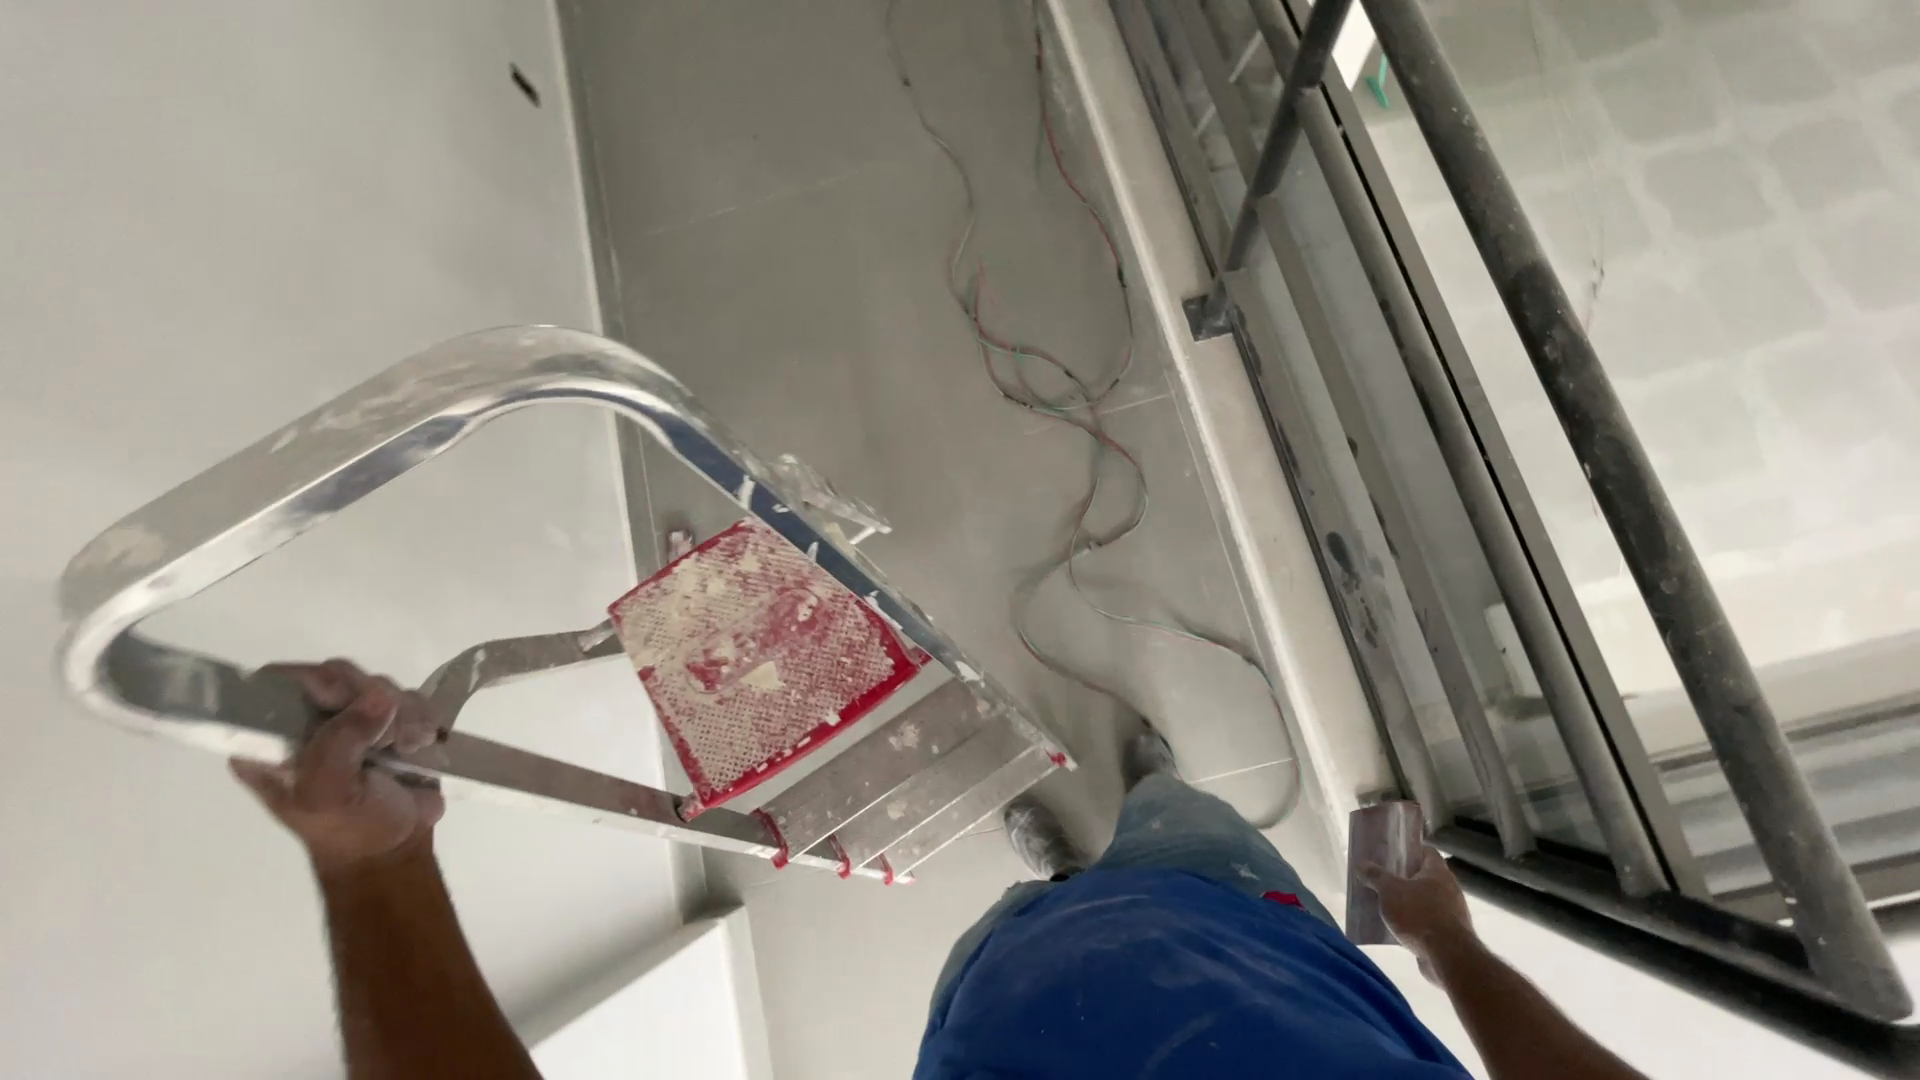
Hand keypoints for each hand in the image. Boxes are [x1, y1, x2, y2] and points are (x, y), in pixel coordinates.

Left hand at [231, 660, 446, 876]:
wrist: (397, 848)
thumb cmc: (350, 829)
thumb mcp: (328, 795)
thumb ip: (338, 745)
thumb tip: (379, 698)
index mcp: (270, 740)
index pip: (276, 683)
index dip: (310, 682)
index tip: (342, 700)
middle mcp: (308, 723)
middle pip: (336, 674)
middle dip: (370, 700)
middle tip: (385, 737)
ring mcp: (353, 720)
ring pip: (380, 684)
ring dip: (404, 715)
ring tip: (408, 749)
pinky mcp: (392, 721)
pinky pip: (412, 696)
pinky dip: (424, 718)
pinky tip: (421, 745)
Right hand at [1360, 845, 1476, 977]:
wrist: (1448, 957)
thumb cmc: (1419, 914)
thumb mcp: (1389, 890)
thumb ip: (1375, 876)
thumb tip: (1362, 864)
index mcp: (1438, 873)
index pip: (1427, 852)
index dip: (1410, 850)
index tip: (1393, 853)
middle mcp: (1450, 890)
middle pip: (1425, 877)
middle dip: (1404, 878)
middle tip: (1383, 878)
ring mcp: (1452, 914)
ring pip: (1425, 901)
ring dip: (1408, 902)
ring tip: (1385, 903)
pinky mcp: (1450, 935)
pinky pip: (1427, 922)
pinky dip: (1414, 923)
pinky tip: (1396, 927)